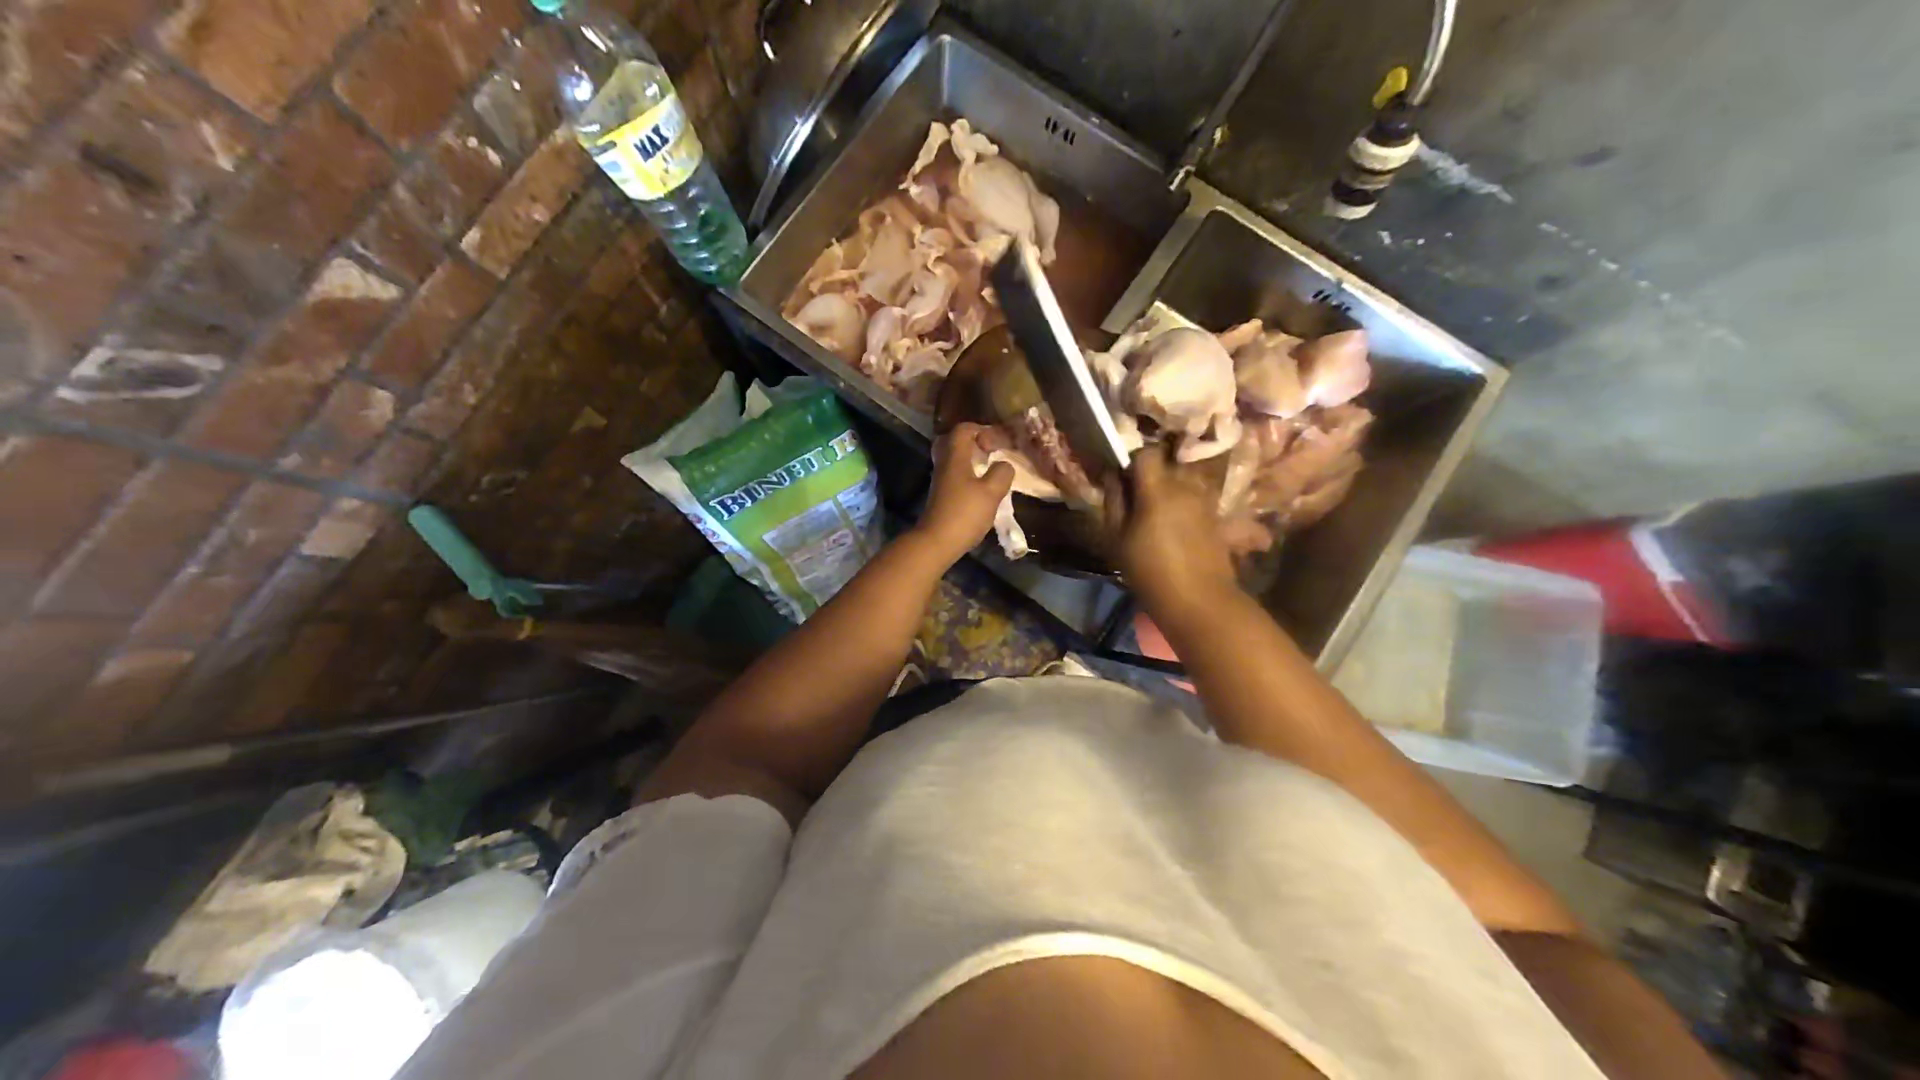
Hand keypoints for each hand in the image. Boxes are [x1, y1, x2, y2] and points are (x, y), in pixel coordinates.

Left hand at [913, 422, 1013, 562]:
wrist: (936, 542)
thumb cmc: (965, 513)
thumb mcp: (992, 492)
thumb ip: (1002, 473)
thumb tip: (1004, 465)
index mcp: (955, 456)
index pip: (963, 429)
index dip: (981, 430)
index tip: (996, 444)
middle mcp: (944, 464)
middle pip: (954, 442)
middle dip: (973, 443)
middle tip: (989, 453)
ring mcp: (940, 481)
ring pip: (954, 460)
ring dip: (971, 460)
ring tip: (990, 471)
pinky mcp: (941, 496)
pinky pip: (954, 475)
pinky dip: (968, 475)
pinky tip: (981, 489)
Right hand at [1102, 442, 1238, 614]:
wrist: (1199, 601)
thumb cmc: (1150, 571)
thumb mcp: (1117, 539)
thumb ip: (1114, 501)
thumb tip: (1113, 476)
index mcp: (1159, 489)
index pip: (1146, 453)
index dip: (1132, 460)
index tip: (1121, 478)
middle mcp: (1186, 486)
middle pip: (1168, 464)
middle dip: (1152, 475)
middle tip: (1136, 498)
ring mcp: (1206, 500)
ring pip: (1185, 480)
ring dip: (1171, 488)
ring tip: (1157, 512)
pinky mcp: (1217, 517)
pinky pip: (1197, 497)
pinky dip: (1185, 503)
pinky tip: (1175, 526)